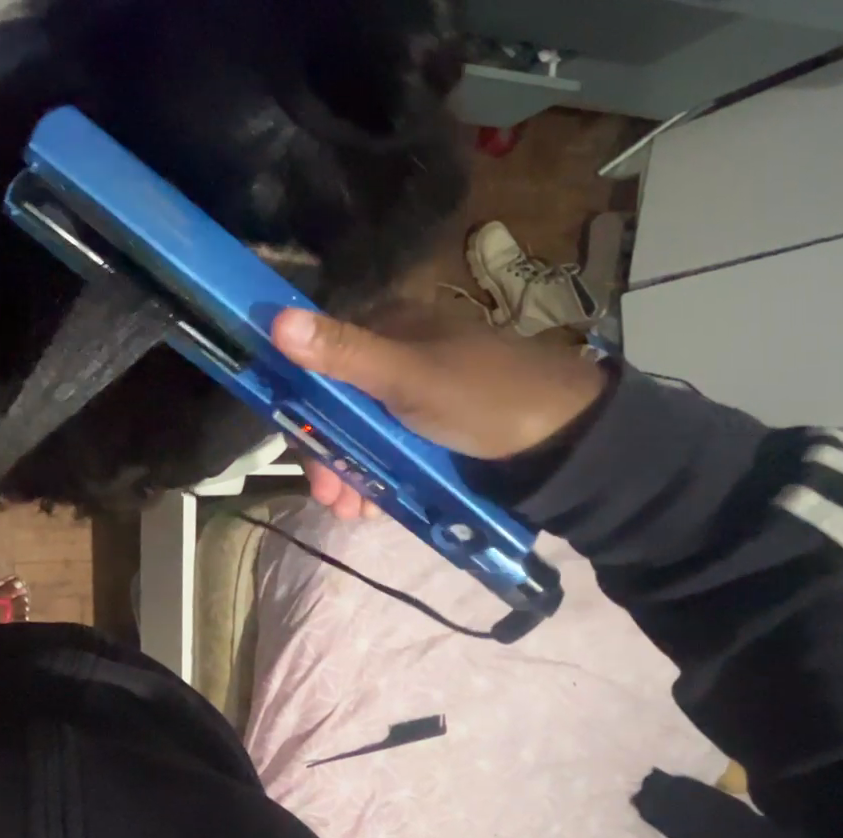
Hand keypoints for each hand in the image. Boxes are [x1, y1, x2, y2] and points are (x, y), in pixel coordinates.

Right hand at [271, 306, 609, 517]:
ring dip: (346, 474)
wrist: (566, 442)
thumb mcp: (408, 377)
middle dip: (326, 456)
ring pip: (354, 432)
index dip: (298, 410)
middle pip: (331, 406)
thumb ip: (344, 354)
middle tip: (332, 500)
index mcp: (387, 327)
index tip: (301, 454)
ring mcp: (409, 390)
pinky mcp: (425, 422)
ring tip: (353, 513)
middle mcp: (392, 353)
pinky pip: (381, 447)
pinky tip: (374, 504)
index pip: (315, 364)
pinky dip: (371, 475)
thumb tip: (276, 319)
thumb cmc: (484, 398)